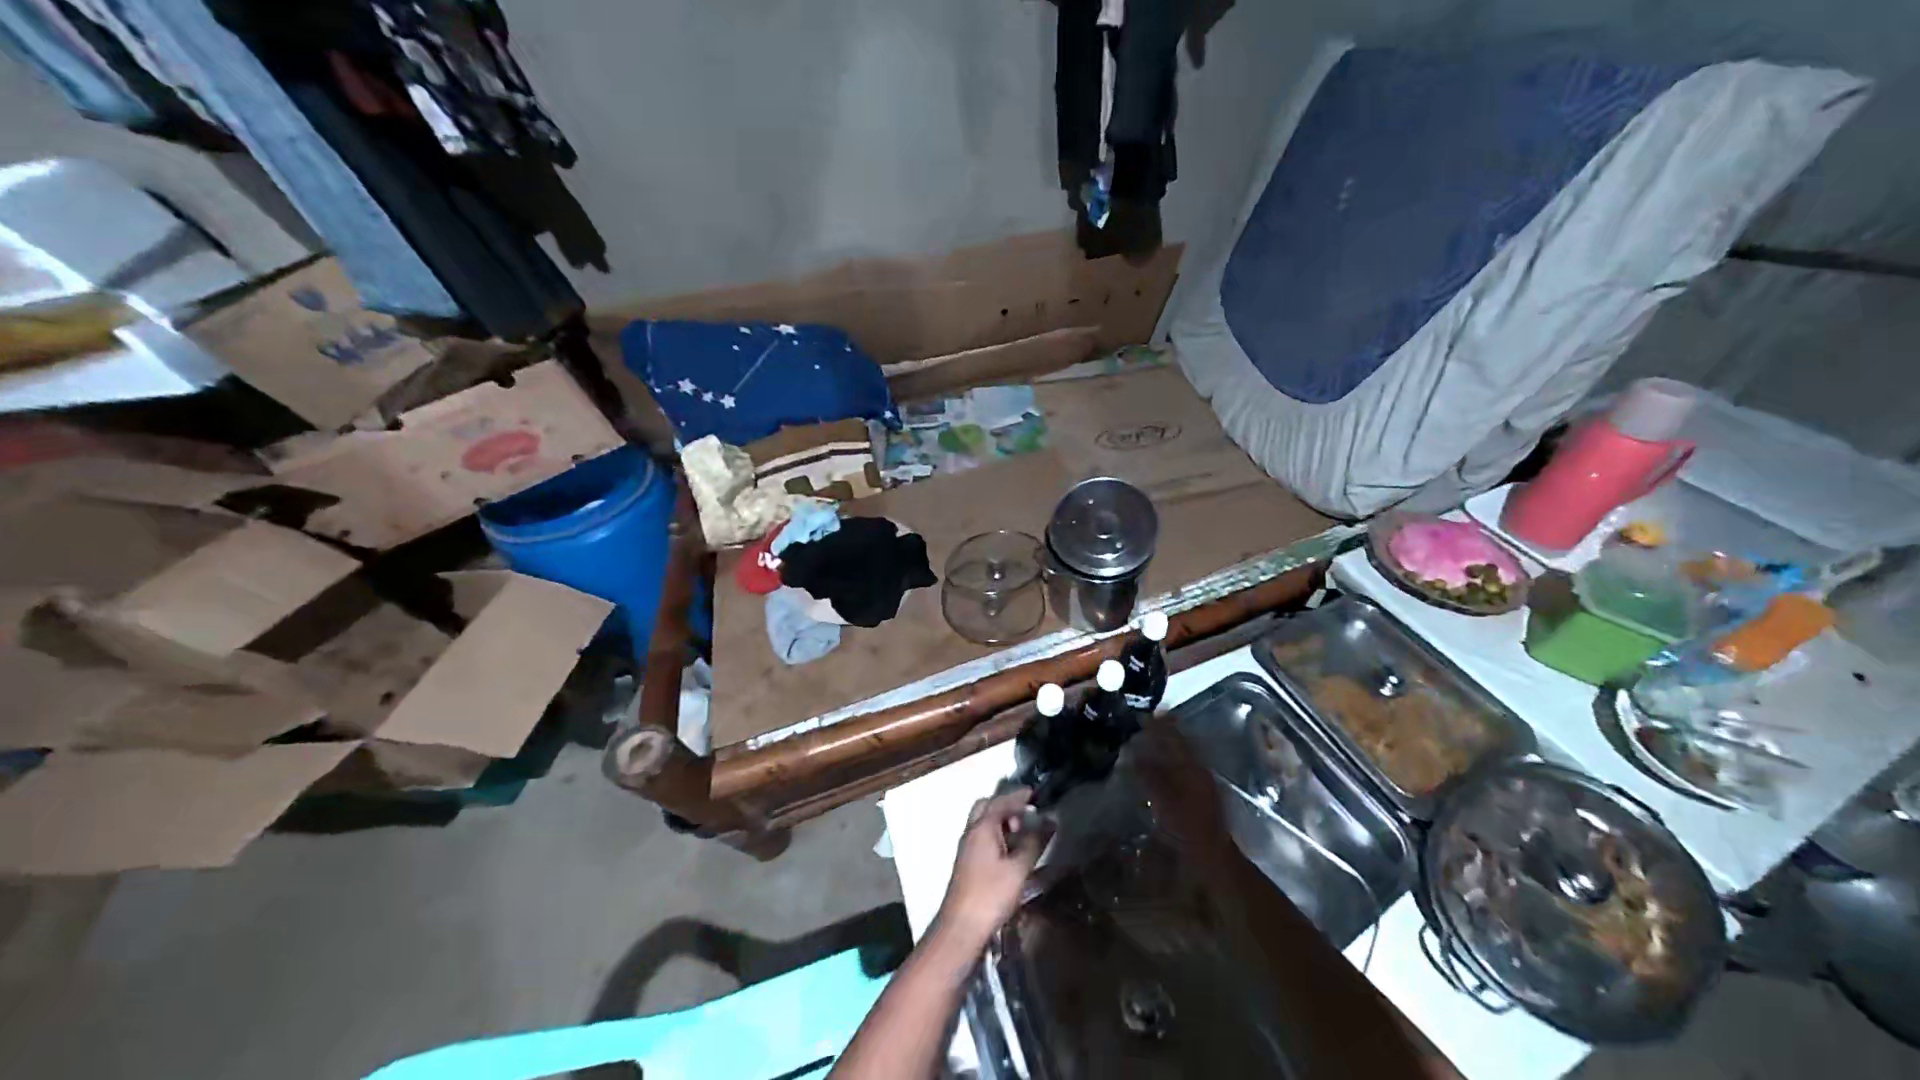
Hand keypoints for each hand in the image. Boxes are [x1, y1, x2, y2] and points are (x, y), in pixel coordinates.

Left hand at [935, 787, 1049, 948]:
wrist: (961, 926)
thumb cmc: (991, 894)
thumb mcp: (1018, 868)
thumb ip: (1034, 842)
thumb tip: (1049, 820)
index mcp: (982, 828)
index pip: (1000, 802)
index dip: (1018, 796)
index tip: (1035, 793)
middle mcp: (971, 832)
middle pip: (986, 807)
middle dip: (1006, 805)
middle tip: (1027, 812)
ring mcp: (967, 848)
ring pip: (983, 823)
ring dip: (1002, 820)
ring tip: (1024, 831)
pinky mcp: (968, 863)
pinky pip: (983, 837)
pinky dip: (998, 834)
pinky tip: (1012, 850)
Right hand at [1132, 717, 1232, 856]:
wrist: (1213, 856)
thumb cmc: (1187, 828)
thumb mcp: (1164, 800)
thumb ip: (1150, 776)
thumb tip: (1134, 754)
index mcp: (1192, 768)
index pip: (1174, 739)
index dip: (1161, 726)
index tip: (1148, 713)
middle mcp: (1200, 771)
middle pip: (1182, 745)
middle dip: (1166, 732)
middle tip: (1149, 721)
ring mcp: (1203, 784)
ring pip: (1184, 757)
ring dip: (1170, 746)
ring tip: (1153, 738)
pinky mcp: (1202, 796)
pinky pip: (1185, 768)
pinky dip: (1173, 761)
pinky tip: (1162, 766)